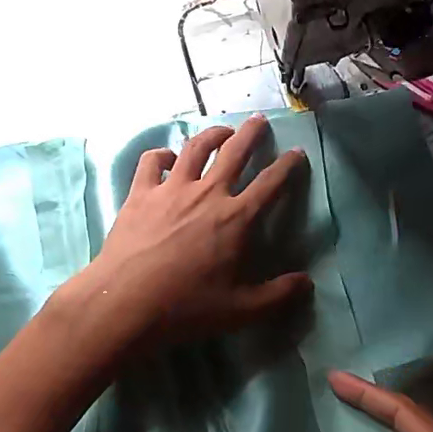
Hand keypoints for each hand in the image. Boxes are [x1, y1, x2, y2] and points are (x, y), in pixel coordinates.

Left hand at [73, 114, 312, 349]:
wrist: (125, 303)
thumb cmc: (186, 307)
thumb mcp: (241, 310)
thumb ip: (278, 295)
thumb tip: (307, 283)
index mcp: (236, 218)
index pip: (271, 183)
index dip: (287, 165)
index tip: (297, 152)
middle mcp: (208, 193)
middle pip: (235, 152)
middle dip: (251, 133)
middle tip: (259, 121)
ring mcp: (172, 189)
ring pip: (196, 148)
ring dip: (212, 135)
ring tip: (222, 131)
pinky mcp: (141, 193)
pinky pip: (152, 162)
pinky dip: (162, 154)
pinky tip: (167, 157)